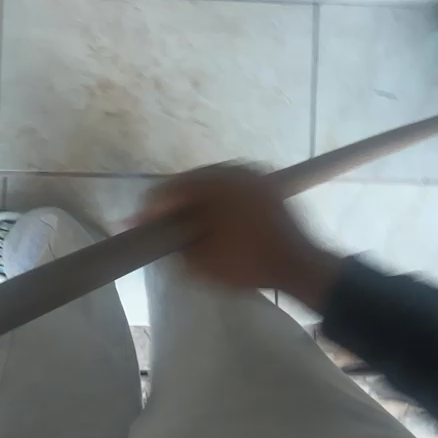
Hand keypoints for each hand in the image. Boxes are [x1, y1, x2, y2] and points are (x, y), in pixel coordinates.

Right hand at [139, 164, 344, 310]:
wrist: (302, 267)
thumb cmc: (250, 264)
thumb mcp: (202, 262)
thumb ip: (171, 242)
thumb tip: (149, 229)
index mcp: (216, 183)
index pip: (170, 188)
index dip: (149, 208)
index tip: (135, 225)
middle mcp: (235, 170)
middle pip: (190, 182)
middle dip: (173, 204)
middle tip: (158, 226)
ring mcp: (254, 176)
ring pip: (212, 185)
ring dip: (195, 203)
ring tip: (184, 226)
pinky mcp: (266, 186)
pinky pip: (231, 189)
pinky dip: (217, 203)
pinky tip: (213, 223)